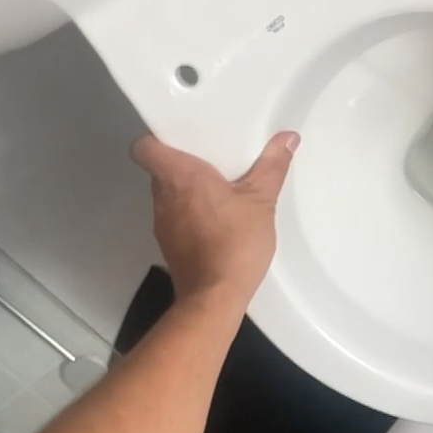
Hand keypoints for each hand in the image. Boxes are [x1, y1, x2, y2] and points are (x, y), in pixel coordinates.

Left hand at [132, 131, 298, 306]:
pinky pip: (177, 217)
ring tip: (222, 190)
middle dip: (185, 162)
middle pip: (161, 169)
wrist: (216, 295)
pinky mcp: (169, 244)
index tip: (184, 139)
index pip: (144, 148)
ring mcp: (162, 223)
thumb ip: (273, 165)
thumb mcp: (262, 199)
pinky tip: (220, 220)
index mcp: (180, 177)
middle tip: (214, 160)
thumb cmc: (235, 241)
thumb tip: (288, 137)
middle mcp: (163, 196)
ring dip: (190, 190)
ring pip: (169, 194)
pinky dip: (193, 213)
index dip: (159, 139)